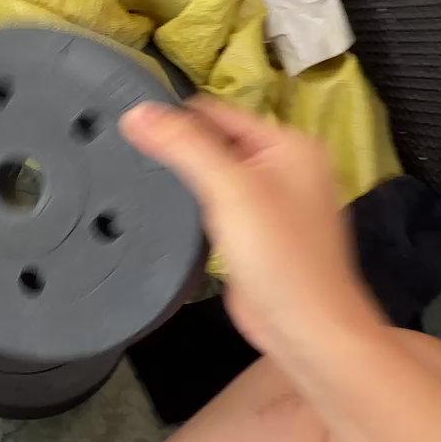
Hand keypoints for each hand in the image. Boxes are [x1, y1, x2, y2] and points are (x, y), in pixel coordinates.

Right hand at [120, 96, 382, 355]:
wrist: (306, 329)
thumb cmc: (281, 259)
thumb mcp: (228, 189)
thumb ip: (182, 145)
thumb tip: (137, 112)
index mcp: (289, 144)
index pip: (214, 112)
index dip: (174, 119)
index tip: (134, 130)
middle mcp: (284, 165)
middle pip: (211, 138)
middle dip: (177, 147)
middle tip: (140, 159)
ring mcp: (271, 196)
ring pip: (210, 167)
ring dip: (183, 174)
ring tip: (152, 181)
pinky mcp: (256, 225)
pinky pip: (214, 195)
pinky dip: (193, 198)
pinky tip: (176, 211)